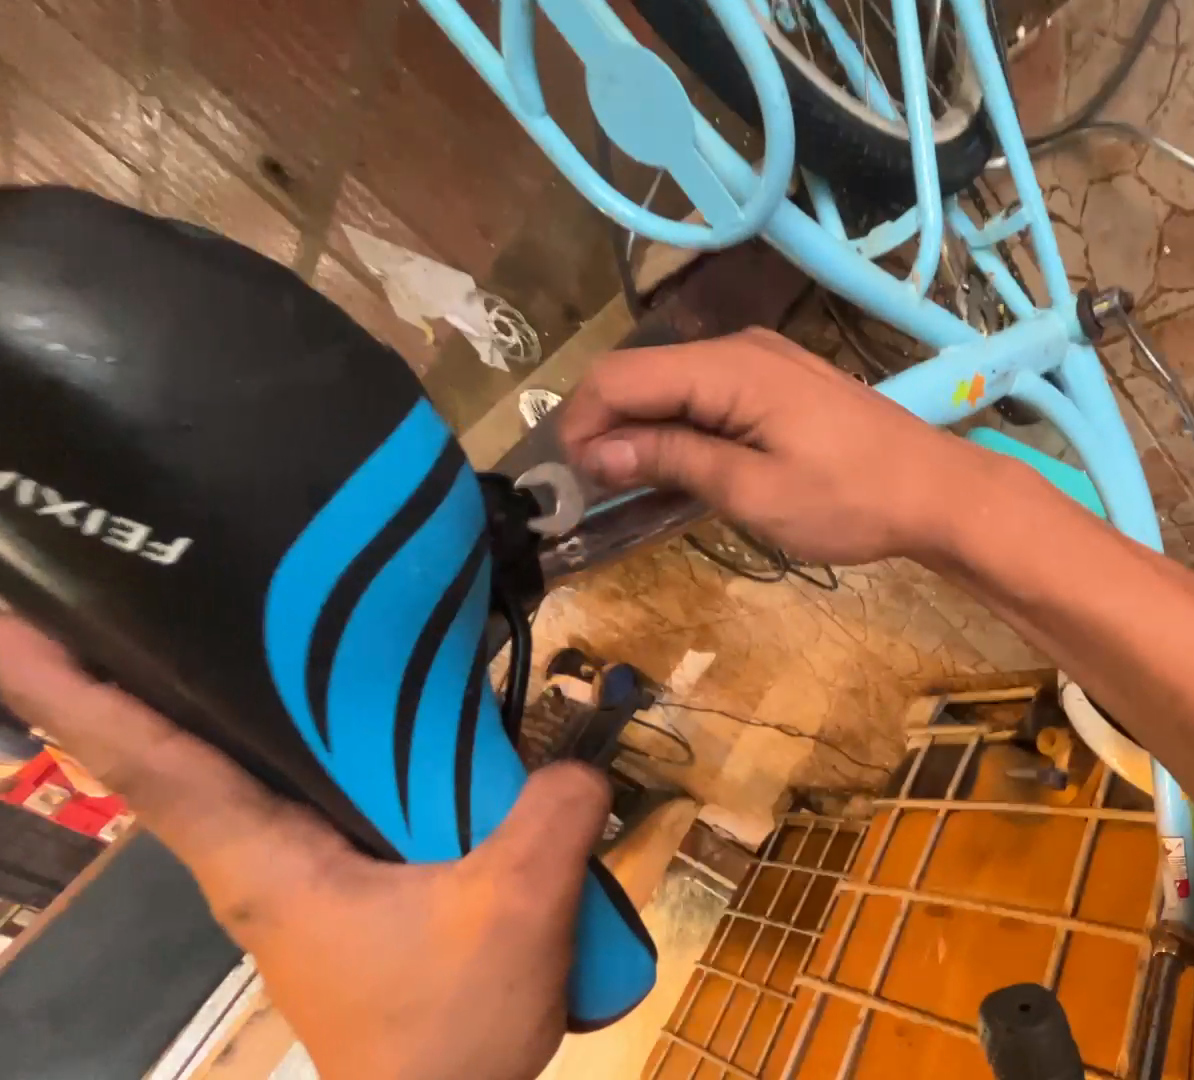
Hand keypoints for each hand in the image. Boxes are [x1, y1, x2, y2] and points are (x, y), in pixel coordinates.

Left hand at [0, 618, 607, 1079]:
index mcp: (267, 860)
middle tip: (153, 580)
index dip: (73, 690)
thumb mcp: (516, 906)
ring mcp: (312, 872)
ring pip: (273, 765)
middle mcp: (267, 856)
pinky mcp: (362, 880)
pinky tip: (392, 713)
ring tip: (270, 624)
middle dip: (150, 668)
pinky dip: (344, 740)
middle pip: (193, 746)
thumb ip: (553, 814)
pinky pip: (344, 788)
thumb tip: (576, 765)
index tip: (7, 617)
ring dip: (251, 699)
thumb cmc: (451, 1022)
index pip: (152, 762)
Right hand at [559, 328, 999, 564]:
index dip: (584, 423)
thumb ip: (676, 460)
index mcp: (730, 367)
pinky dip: (691, 427)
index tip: (574, 480)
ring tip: (641, 486)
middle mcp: (743, 349)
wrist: (937, 491)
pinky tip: (691, 465)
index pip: (621, 375)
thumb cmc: (851, 499)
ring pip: (681, 385)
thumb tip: (600, 449)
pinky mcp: (788, 384)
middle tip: (603, 491)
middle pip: (647, 375)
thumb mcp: (755, 491)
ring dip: (652, 430)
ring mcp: (770, 362)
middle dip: (614, 426)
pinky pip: (717, 395)